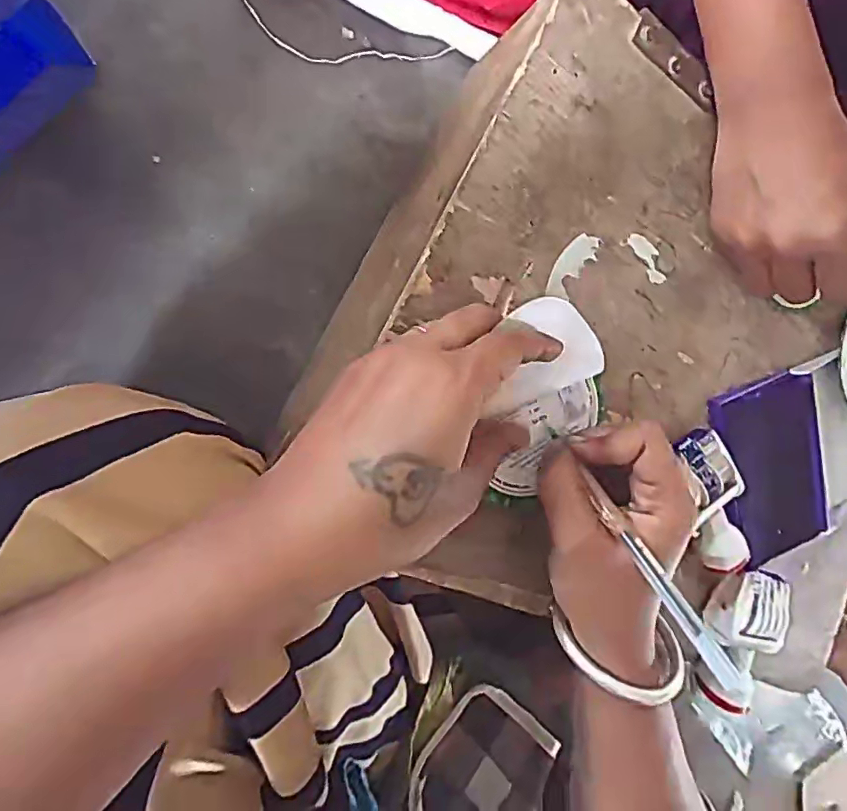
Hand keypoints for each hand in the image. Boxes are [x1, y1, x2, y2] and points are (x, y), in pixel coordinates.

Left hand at [264, 304, 560, 598]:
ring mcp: (379, 360)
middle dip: (499, 329)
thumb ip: (490, 450)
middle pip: (470, 318)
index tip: (551, 352)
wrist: (294, 527)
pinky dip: (427, 358)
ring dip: (460, 343)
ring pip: (434, 331)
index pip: (506, 342)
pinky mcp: (352, 373)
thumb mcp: (456, 495)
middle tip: (515, 359)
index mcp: (453, 382)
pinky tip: (423, 398)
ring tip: (467, 383)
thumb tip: (512, 429)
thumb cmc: (387, 520)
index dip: (535, 343)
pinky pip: (403, 350)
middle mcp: (417, 356)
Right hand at [538, 422, 699, 684]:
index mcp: (672, 501)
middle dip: (595, 445)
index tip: (571, 457)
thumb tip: (553, 446)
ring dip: (590, 456)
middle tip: (562, 464)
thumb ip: (563, 486)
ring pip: (623, 448)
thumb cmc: (600, 600)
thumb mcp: (575, 542)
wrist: (610, 642)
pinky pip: (617, 466)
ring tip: (564, 477)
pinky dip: (592, 468)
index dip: (605, 438)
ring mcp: (659, 497)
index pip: (645, 436)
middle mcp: (673, 491)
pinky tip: (573, 488)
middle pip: (635, 437)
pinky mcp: (641, 503)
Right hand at [711, 88, 846, 309]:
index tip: (841, 266)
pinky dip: (754, 257)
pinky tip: (761, 229)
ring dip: (778, 275)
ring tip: (783, 248)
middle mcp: (792, 247)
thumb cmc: (829, 140)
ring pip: (767, 288)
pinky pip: (742, 266)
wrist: (773, 110)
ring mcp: (753, 243)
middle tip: (812, 256)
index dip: (844, 279)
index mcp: (836, 236)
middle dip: (811, 279)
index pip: (842, 291)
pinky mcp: (725, 233)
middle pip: (802, 295)